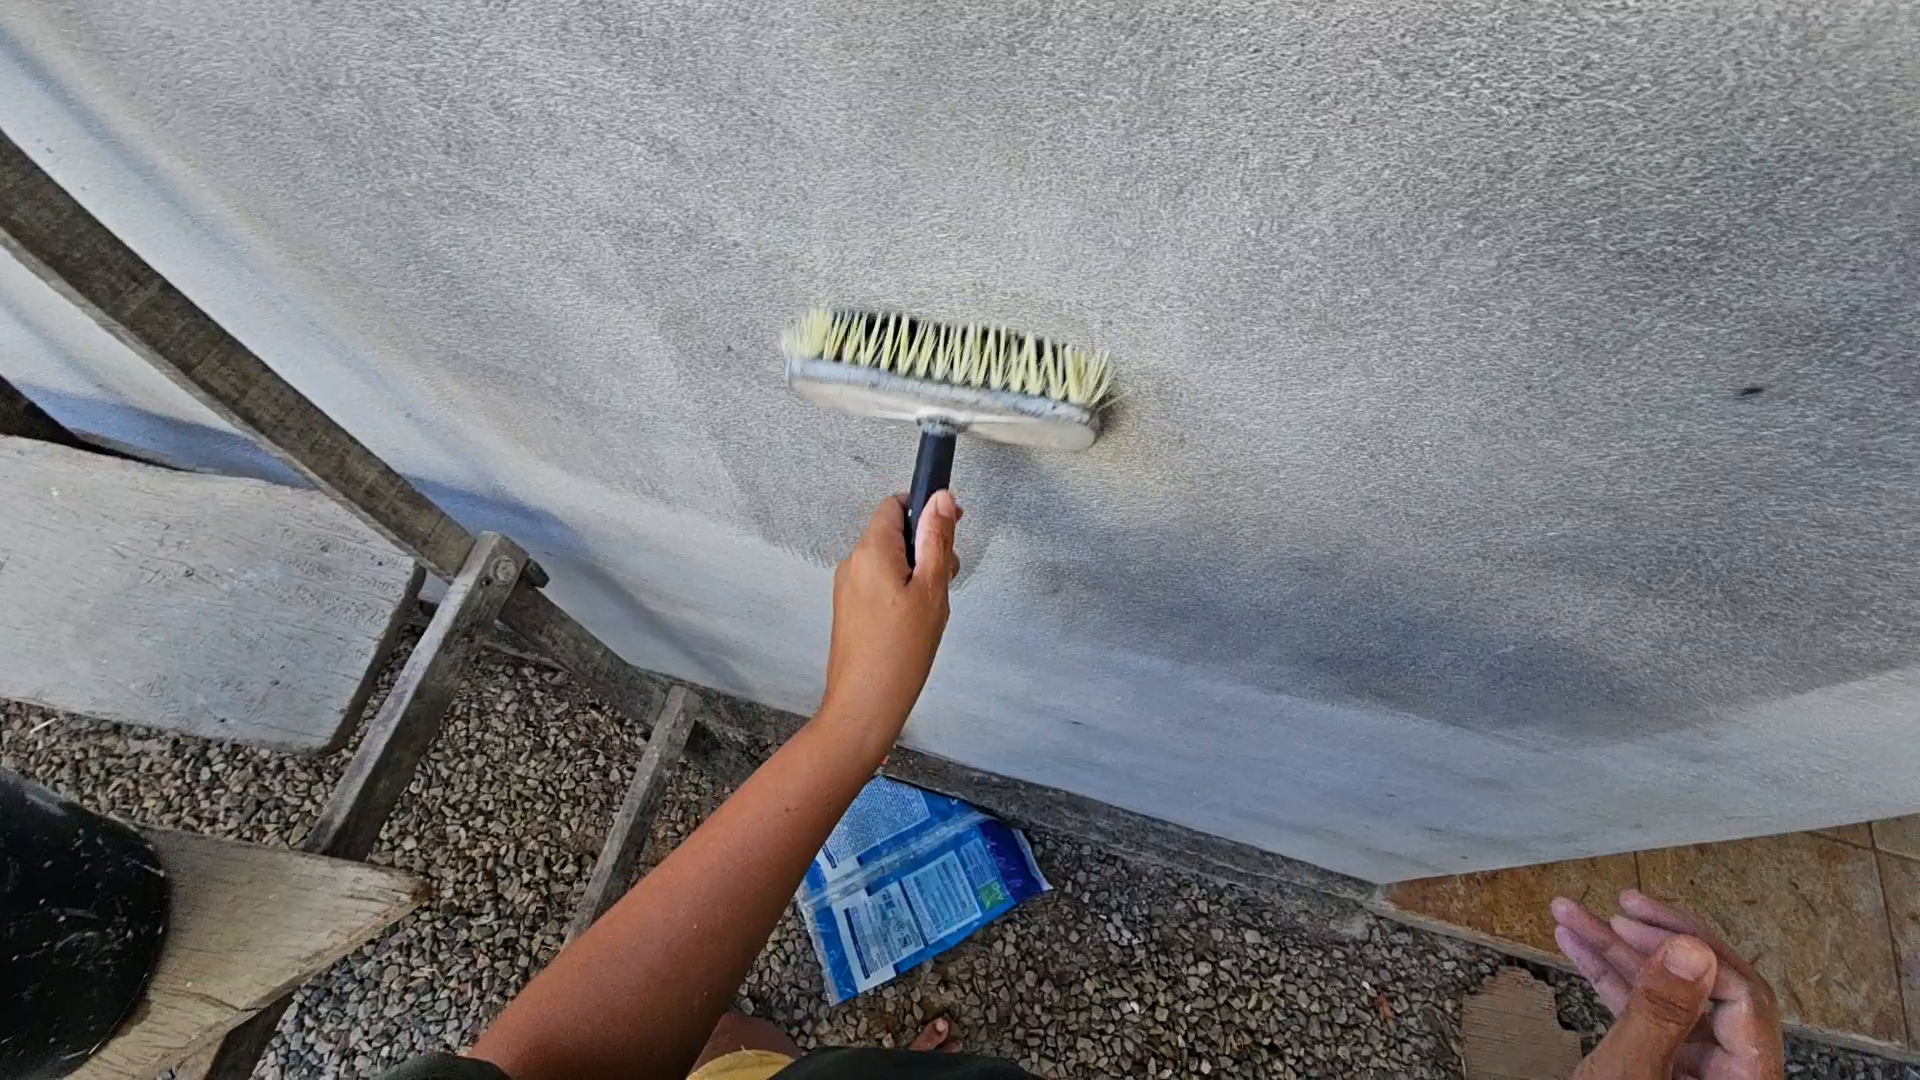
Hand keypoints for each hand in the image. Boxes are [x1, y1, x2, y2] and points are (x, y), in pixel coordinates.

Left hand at [820, 491, 960, 738]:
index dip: (926, 510)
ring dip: (917, 573)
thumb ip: (937, 540)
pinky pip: (879, 584)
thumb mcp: (932, 590)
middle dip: (926, 548)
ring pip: (890, 561)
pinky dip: (902, 592)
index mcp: (871, 550)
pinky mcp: (849, 609)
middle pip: (895, 534)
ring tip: (931, 610)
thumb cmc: (901, 650)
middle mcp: (853, 563)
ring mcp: (848, 587)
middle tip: (945, 582)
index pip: (895, 505)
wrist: (865, 704)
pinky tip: (915, 622)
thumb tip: (942, 497)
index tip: (950, 530)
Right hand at [1553, 889, 1784, 1079]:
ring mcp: (1696, 1070)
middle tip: (1614, 904)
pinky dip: (1602, 975)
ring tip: (1565, 911)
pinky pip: (1638, 1010)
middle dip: (1651, 940)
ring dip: (1611, 950)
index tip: (1630, 917)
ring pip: (1662, 994)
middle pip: (1705, 988)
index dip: (1688, 948)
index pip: (1742, 995)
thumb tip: (1692, 948)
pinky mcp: (1661, 1067)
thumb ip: (1660, 1011)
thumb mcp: (1631, 1071)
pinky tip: (1570, 943)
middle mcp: (1734, 1074)